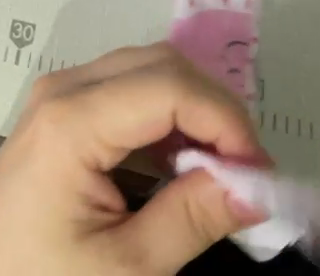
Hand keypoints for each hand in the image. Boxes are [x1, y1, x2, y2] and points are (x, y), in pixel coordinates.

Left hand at [0, 43, 270, 275]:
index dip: (225, 120)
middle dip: (213, 108)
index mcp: (73, 121)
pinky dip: (165, 115)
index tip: (260, 173)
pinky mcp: (61, 105)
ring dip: (192, 109)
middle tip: (246, 171)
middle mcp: (64, 87)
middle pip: (160, 64)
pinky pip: (126, 86)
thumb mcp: (127, 267)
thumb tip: (258, 187)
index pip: (169, 86)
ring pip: (146, 68)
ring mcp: (59, 91)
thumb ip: (193, 218)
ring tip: (220, 171)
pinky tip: (181, 163)